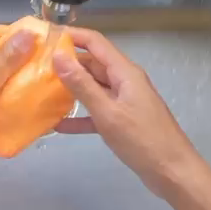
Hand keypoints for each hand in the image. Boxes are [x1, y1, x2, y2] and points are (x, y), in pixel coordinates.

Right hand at [50, 27, 208, 198]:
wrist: (173, 173)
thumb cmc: (142, 140)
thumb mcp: (107, 112)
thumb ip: (81, 85)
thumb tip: (58, 56)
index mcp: (124, 72)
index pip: (95, 42)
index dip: (72, 36)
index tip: (46, 37)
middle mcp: (125, 81)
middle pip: (93, 64)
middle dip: (67, 64)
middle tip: (36, 67)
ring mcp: (125, 101)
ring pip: (93, 88)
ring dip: (71, 90)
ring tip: (42, 92)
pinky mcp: (123, 121)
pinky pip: (98, 111)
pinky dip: (81, 116)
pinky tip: (58, 124)